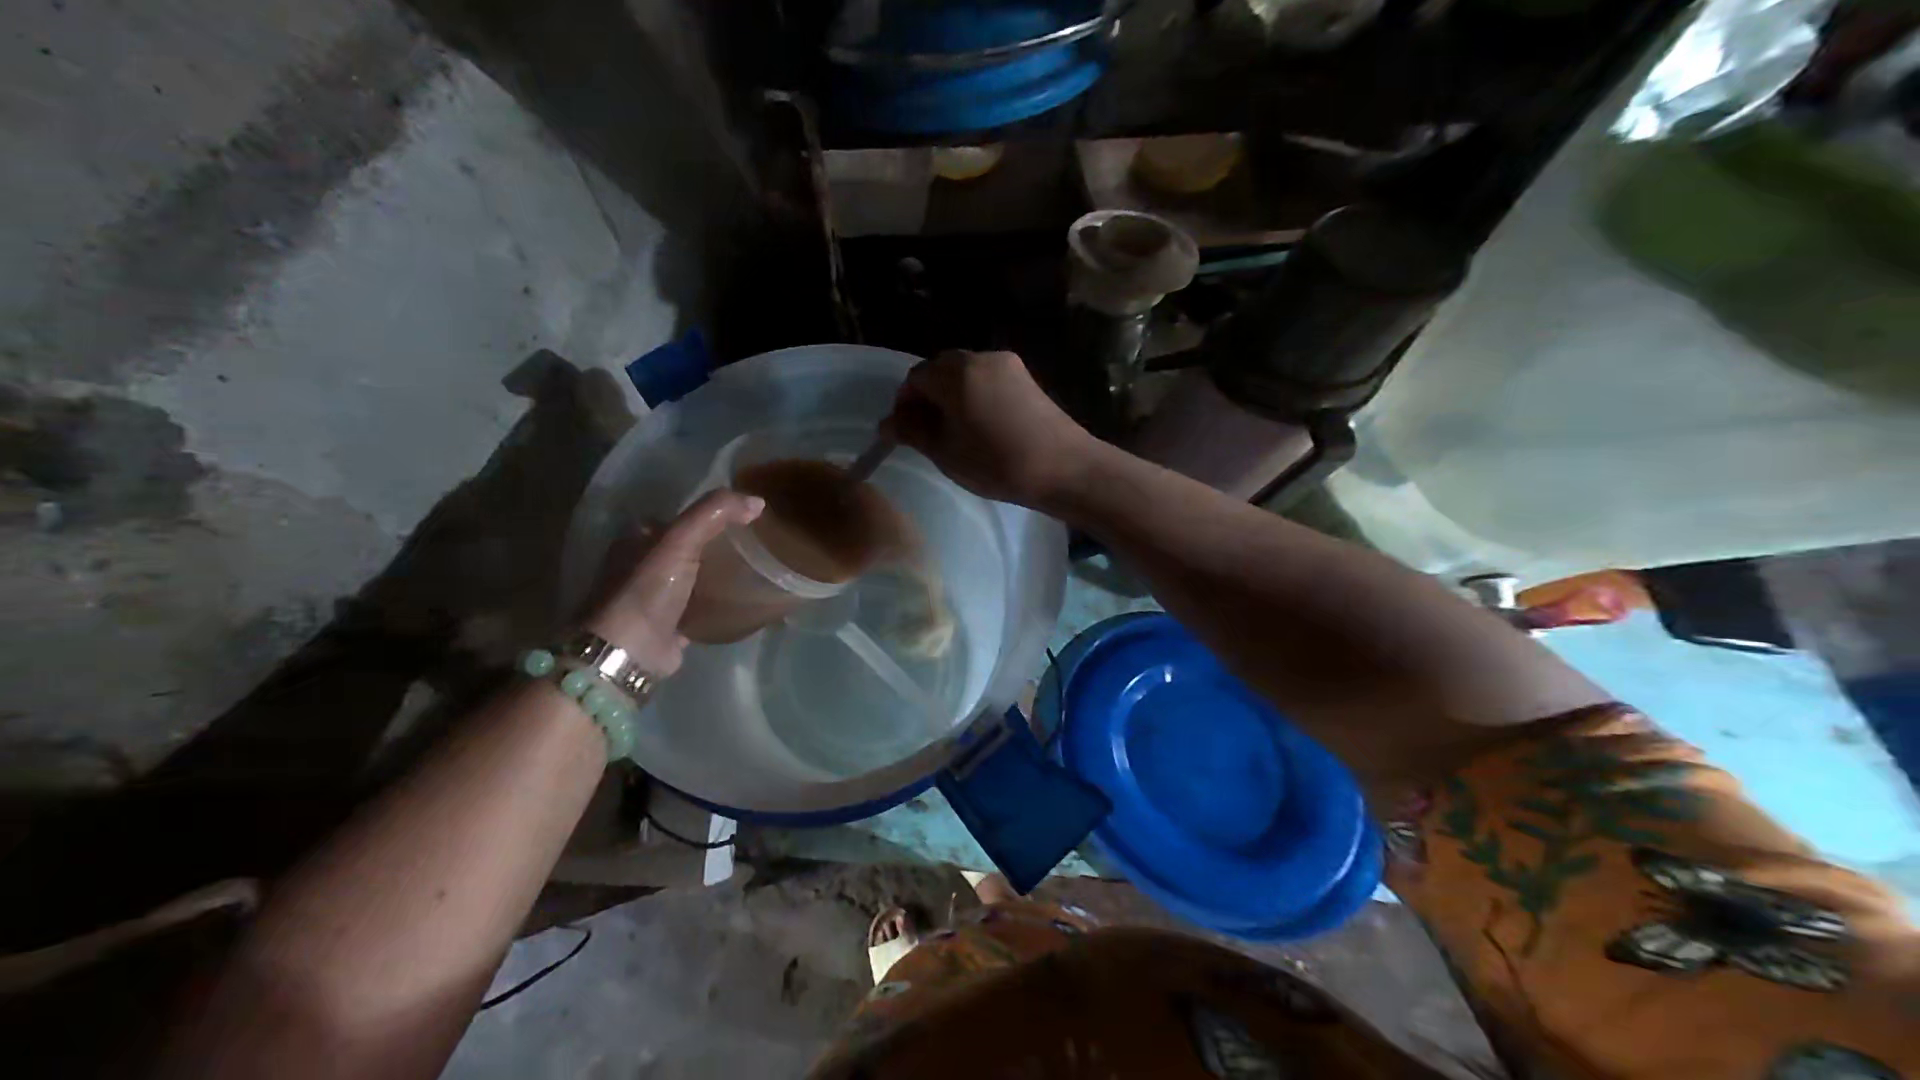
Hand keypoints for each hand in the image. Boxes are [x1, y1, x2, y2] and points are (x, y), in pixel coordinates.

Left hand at [584, 490, 762, 675]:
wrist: (630, 651)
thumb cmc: (649, 589)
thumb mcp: (681, 539)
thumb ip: (715, 513)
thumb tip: (757, 502)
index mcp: (635, 540)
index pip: (675, 518)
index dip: (706, 514)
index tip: (741, 516)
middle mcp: (640, 567)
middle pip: (685, 548)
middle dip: (713, 545)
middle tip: (751, 544)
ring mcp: (654, 599)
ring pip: (692, 577)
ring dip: (716, 574)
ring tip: (753, 569)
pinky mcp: (670, 626)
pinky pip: (699, 607)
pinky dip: (717, 603)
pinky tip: (741, 600)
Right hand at [881, 350, 1102, 509]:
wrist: (1065, 468)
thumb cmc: (997, 462)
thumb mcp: (945, 452)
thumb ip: (913, 431)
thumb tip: (888, 422)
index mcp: (955, 372)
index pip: (915, 378)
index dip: (905, 404)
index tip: (907, 433)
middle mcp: (979, 357)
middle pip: (940, 370)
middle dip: (928, 397)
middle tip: (929, 433)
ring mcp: (1007, 365)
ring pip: (965, 374)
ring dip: (952, 397)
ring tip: (957, 433)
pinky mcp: (1027, 378)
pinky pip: (988, 380)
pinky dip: (976, 396)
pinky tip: (984, 427)